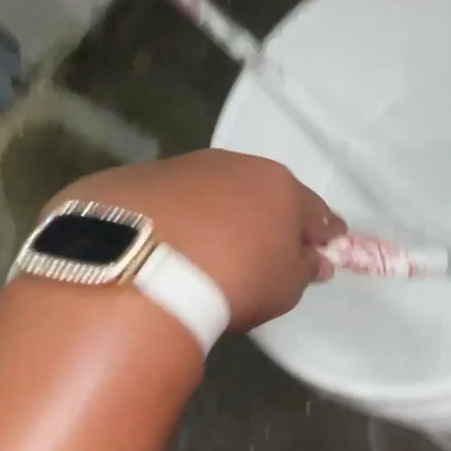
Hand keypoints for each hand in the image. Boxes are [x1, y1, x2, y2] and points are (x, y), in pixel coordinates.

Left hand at [46, 150, 346, 329]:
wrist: (138, 270)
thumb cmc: (236, 278)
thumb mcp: (288, 286)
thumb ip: (306, 267)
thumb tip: (314, 258)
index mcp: (279, 185)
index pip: (316, 211)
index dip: (324, 233)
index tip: (325, 249)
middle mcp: (230, 164)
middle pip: (260, 192)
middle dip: (268, 217)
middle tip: (267, 250)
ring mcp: (174, 167)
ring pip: (210, 192)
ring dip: (218, 215)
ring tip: (210, 251)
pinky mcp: (125, 180)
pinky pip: (164, 203)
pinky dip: (172, 219)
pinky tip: (168, 248)